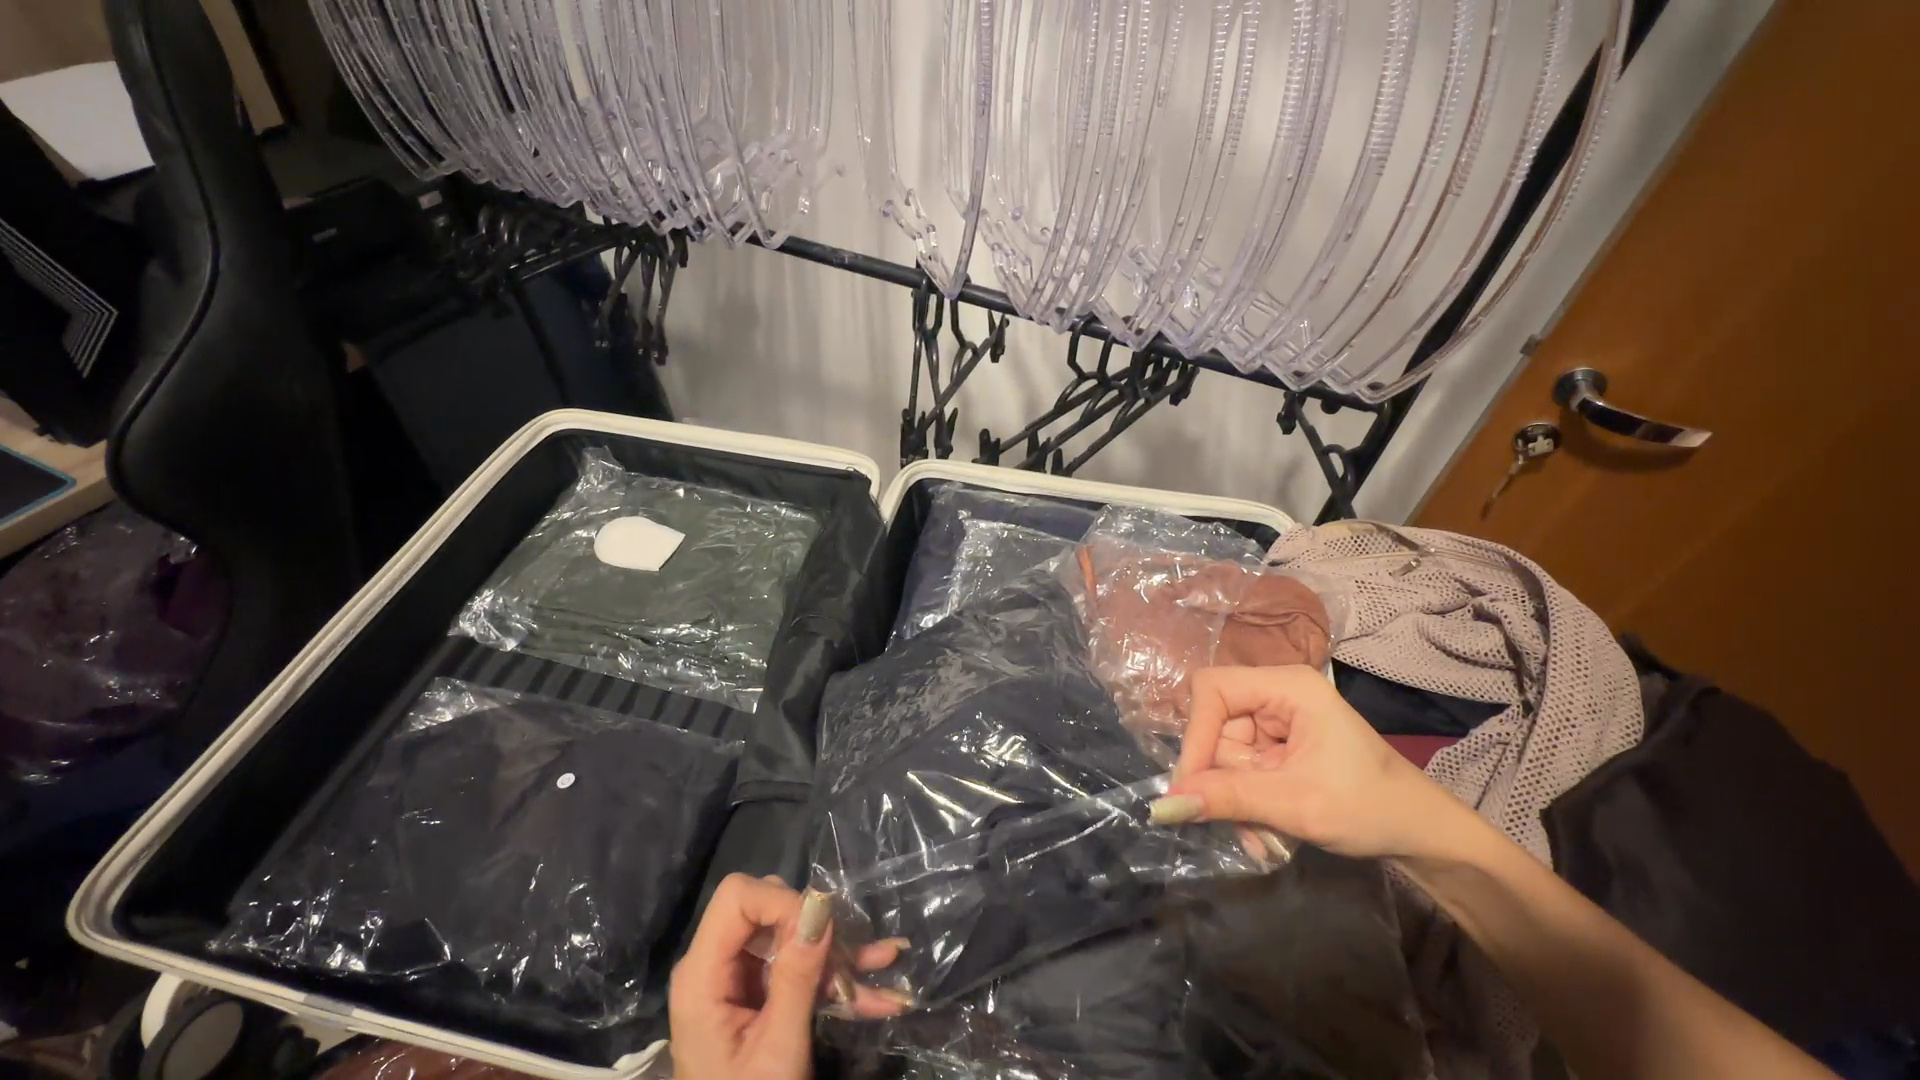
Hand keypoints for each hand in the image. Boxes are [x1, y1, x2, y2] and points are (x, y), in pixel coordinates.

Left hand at [669, 875, 908, 1079]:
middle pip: (767, 910)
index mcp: (702, 975)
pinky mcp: (759, 997)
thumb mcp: (777, 1048)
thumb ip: (796, 977)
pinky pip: (800, 970)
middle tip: (852, 960)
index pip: (737, 897)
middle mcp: (716, 966)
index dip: (783, 901)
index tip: (825, 929)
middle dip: (817, 929)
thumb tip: (821, 905)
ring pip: (792, 939)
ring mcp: (739, 981)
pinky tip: (881, 991)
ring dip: (839, 956)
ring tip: (885, 963)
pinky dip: (837, 979)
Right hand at [1150, 666, 1474, 859]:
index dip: (1194, 735)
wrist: (1422, 836)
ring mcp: (1277, 723)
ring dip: (1232, 801)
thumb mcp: (1295, 805)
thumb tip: (1164, 805)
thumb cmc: (1370, 808)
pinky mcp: (1277, 749)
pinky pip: (1238, 772)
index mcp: (1287, 687)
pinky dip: (1244, 804)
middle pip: (1214, 727)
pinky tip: (1265, 833)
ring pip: (1222, 756)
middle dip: (1219, 781)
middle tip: (1234, 825)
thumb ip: (1228, 799)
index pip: (1212, 691)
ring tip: (1261, 839)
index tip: (1190, 788)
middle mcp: (1277, 696)